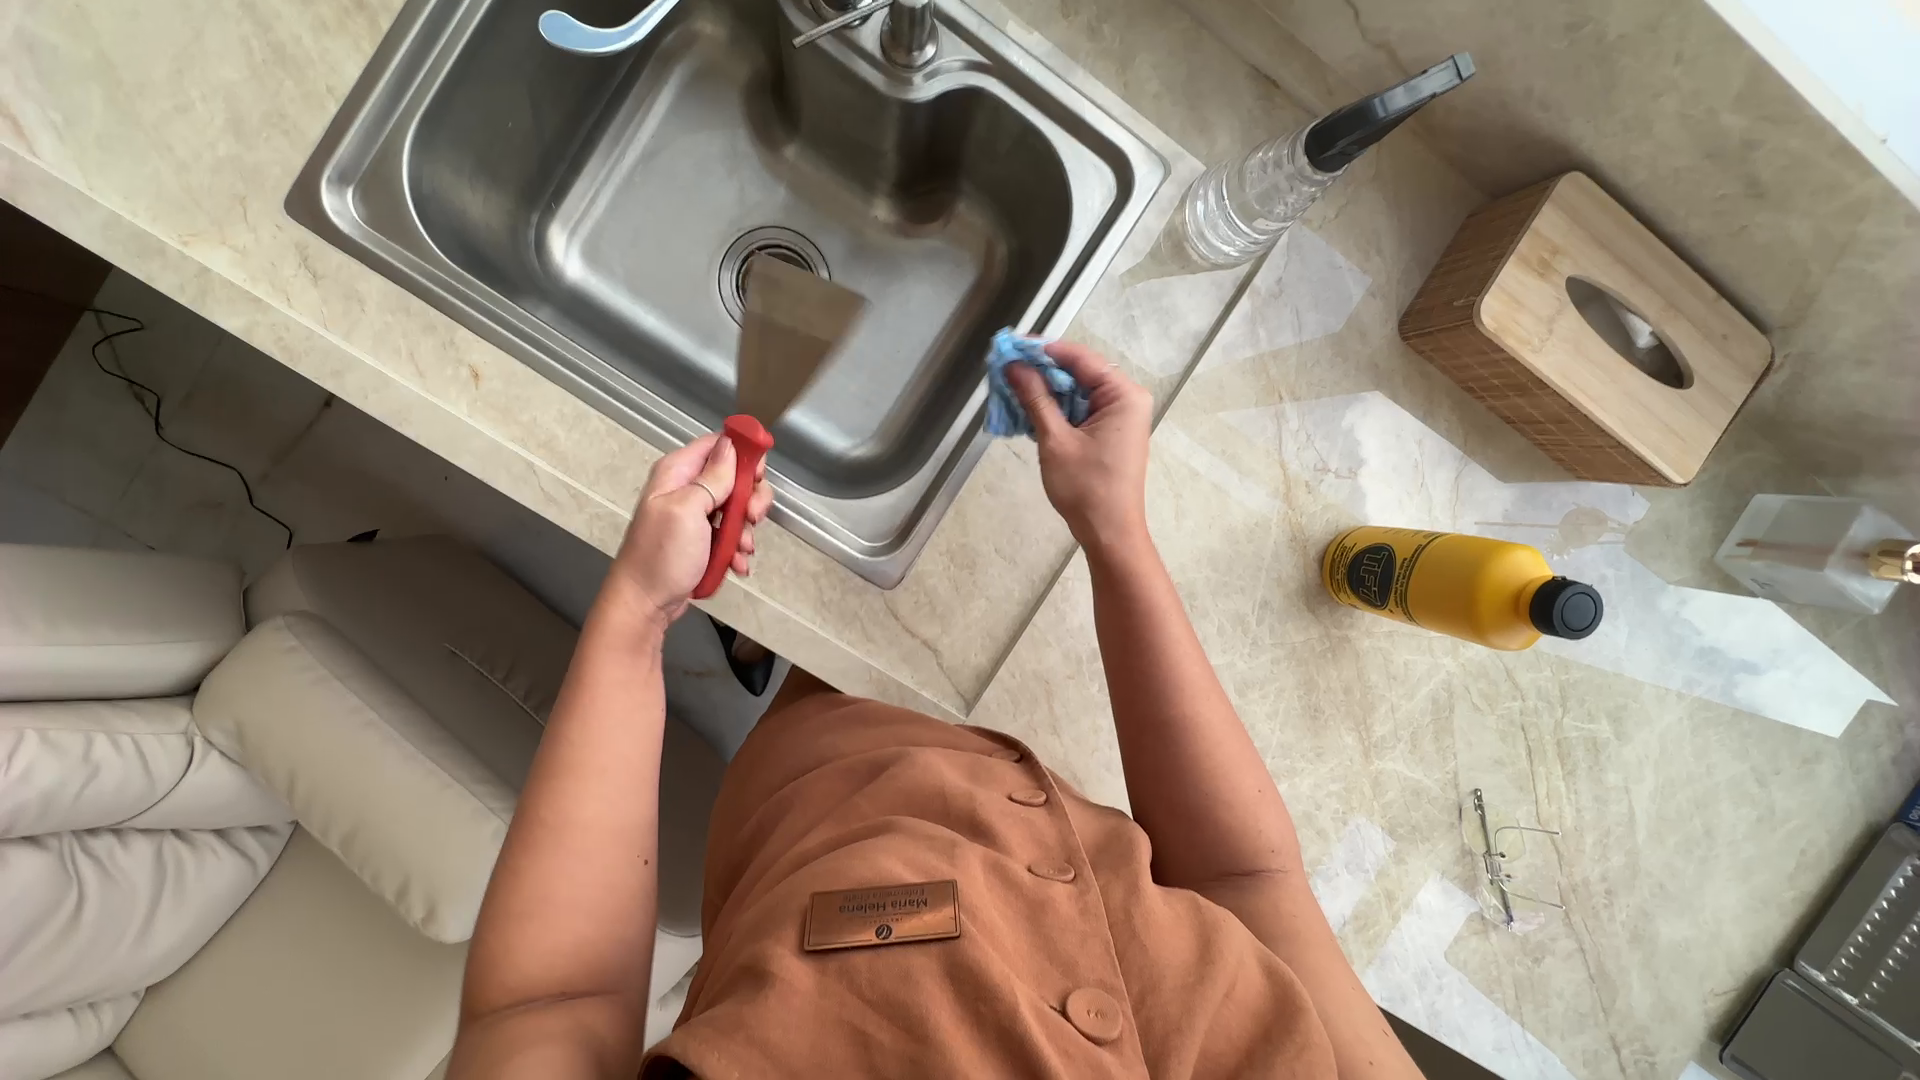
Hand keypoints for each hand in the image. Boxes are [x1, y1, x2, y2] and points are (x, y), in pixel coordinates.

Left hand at [606, 433, 773, 630]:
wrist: (646, 603)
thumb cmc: (661, 555)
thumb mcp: (687, 510)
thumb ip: (712, 477)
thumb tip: (731, 445)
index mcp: (678, 472)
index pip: (719, 444)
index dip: (743, 455)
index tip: (757, 476)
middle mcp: (688, 488)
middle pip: (735, 477)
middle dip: (751, 498)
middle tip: (751, 517)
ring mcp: (697, 515)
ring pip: (739, 507)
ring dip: (746, 529)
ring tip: (740, 549)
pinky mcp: (705, 539)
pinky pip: (733, 534)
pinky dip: (739, 548)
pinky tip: (735, 563)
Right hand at [1005, 342, 1152, 556]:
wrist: (1109, 533)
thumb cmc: (1086, 489)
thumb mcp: (1056, 440)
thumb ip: (1035, 398)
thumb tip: (1015, 366)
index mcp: (1123, 395)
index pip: (1080, 358)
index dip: (1044, 350)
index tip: (1012, 346)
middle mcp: (1127, 399)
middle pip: (1078, 373)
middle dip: (1041, 371)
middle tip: (1005, 368)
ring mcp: (1120, 417)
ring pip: (1076, 392)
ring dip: (1044, 392)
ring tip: (1009, 388)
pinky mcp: (1109, 433)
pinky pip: (1079, 410)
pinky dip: (1055, 410)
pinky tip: (1026, 410)